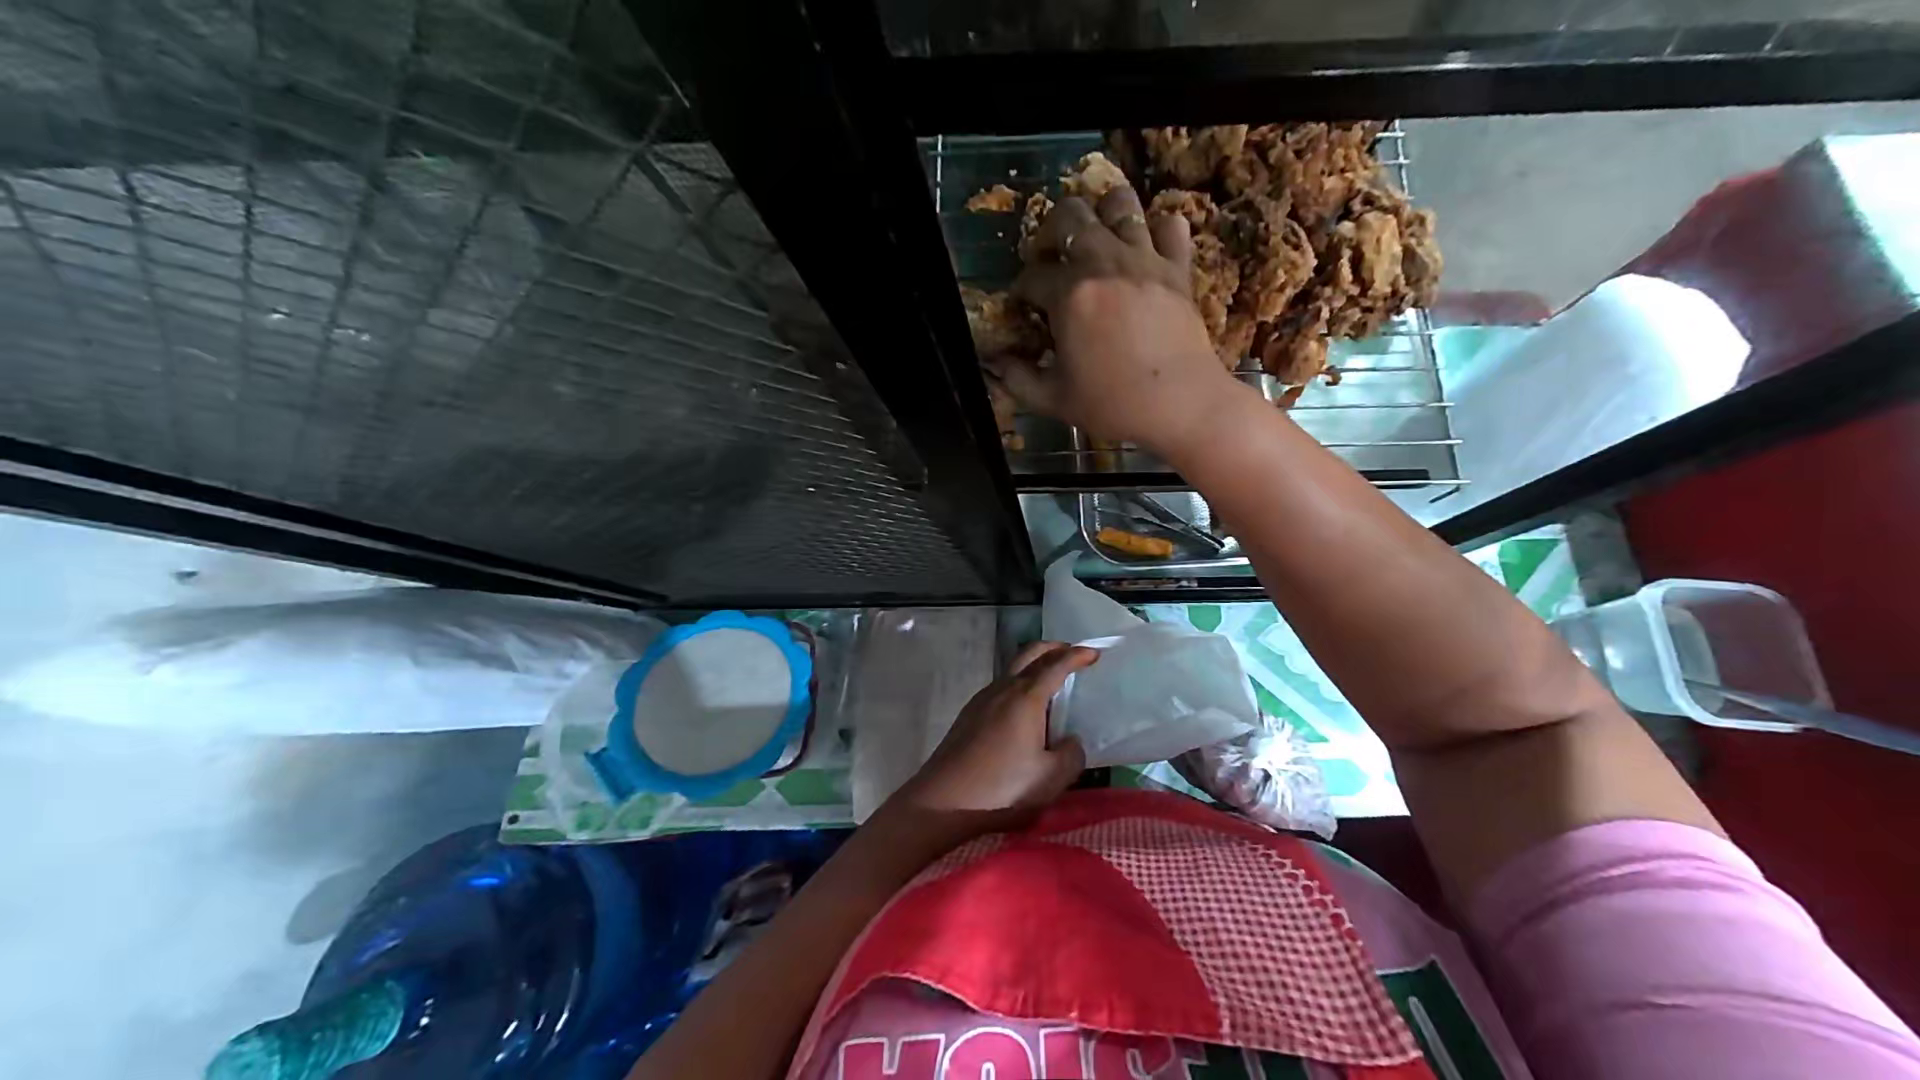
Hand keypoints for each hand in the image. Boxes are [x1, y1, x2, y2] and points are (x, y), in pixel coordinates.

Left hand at [891, 642, 1095, 820]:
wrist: (943, 800)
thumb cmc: (1002, 788)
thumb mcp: (1051, 779)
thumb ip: (1071, 755)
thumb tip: (1070, 741)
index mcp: (1026, 697)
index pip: (1056, 665)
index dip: (1077, 655)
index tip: (1094, 653)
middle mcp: (1002, 689)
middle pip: (1029, 654)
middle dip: (1053, 648)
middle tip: (1072, 654)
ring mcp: (981, 700)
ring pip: (1012, 669)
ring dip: (1033, 666)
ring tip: (1051, 682)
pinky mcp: (969, 715)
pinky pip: (1000, 687)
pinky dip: (1018, 684)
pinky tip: (1024, 709)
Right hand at [988, 185, 1249, 455]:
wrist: (1181, 405)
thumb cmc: (1112, 404)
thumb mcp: (1053, 399)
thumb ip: (1018, 378)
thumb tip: (996, 363)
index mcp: (1069, 294)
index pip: (1031, 276)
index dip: (1021, 291)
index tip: (1023, 309)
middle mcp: (1104, 263)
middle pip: (1069, 215)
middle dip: (1051, 232)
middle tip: (1051, 259)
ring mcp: (1145, 260)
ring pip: (1120, 204)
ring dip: (1102, 215)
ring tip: (1096, 241)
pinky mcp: (1178, 268)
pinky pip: (1170, 225)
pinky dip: (1157, 230)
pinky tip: (1146, 250)